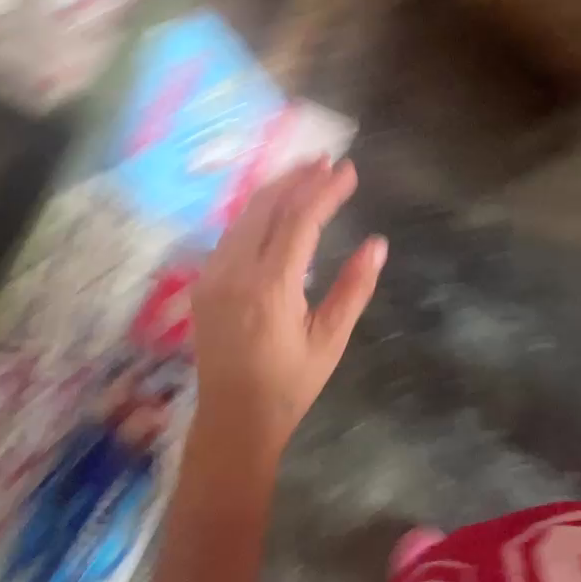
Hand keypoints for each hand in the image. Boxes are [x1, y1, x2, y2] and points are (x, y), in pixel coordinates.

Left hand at [190, 157, 387, 454]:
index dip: (325, 190)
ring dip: (276, 191)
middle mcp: (235, 271)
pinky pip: (232, 234)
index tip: (348, 170)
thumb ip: (353, 288)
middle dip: (298, 178)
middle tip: (327, 161)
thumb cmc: (289, 385)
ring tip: (306, 174)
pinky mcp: (203, 282)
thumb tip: (378, 243)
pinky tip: (275, 208)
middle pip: (267, 206)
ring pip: (245, 215)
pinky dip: (256, 213)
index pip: (300, 220)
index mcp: (270, 287)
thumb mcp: (330, 341)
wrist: (232, 420)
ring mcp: (213, 274)